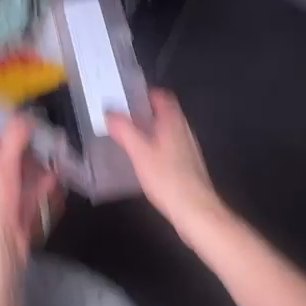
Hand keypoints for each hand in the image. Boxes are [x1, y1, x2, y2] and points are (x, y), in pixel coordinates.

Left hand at [0, 116, 61, 270]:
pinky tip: (58, 178)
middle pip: (15, 153)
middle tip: (52, 140)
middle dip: (34, 149)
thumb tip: (26, 115)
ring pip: (27, 171)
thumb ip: (15, 137)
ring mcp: (5, 191)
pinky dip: (45, 183)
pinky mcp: (19, 206)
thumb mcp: (3, 165)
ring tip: (59, 157)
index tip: (36, 121)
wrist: (0, 247)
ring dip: (43, 165)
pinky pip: (34, 188)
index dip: (14, 128)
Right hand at [107, 89, 223, 226]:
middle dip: (145, 113)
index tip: (128, 98)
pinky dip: (157, 147)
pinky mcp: (189, 166)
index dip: (146, 94)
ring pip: (168, 131)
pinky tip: (144, 161)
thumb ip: (124, 130)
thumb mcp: (139, 153)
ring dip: (151, 131)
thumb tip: (109, 113)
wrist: (196, 211)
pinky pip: (170, 147)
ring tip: (130, 138)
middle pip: (165, 113)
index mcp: (173, 122)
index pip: (163, 97)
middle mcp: (184, 131)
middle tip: (124, 118)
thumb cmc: (167, 178)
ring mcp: (188, 149)